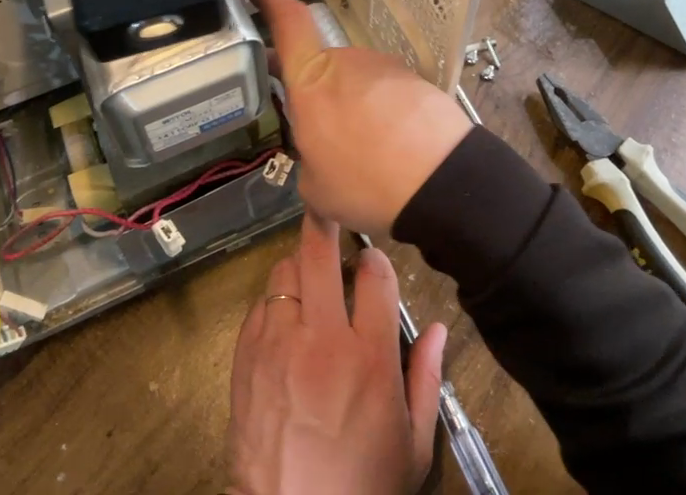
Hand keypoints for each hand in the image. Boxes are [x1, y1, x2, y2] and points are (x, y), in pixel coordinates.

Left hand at [228, 212, 447, 494]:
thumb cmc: (362, 482)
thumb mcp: (413, 443)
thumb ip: (427, 378)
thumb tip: (440, 329)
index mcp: (370, 356)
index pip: (374, 276)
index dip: (375, 258)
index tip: (374, 259)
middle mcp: (321, 337)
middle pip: (318, 254)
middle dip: (325, 226)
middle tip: (330, 216)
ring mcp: (277, 343)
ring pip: (284, 273)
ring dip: (299, 268)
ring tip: (310, 282)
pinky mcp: (245, 356)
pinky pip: (259, 306)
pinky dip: (275, 302)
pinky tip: (285, 319)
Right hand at [254, 0, 472, 235]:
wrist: (441, 182)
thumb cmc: (363, 181)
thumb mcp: (316, 189)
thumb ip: (307, 163)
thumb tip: (315, 159)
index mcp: (311, 80)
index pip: (288, 23)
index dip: (271, 2)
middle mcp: (346, 62)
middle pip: (322, 66)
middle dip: (318, 94)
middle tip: (321, 134)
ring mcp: (385, 68)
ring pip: (356, 83)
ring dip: (353, 108)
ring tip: (362, 153)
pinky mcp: (417, 82)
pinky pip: (388, 96)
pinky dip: (384, 117)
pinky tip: (392, 153)